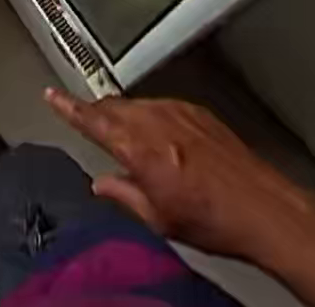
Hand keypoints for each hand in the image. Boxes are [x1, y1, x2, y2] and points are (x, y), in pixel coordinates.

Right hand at [42, 88, 301, 260]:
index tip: (53, 96)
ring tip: (124, 136)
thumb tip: (102, 184)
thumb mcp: (158, 218)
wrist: (261, 207)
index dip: (68, 107)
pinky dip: (150, 116)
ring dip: (123, 115)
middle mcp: (156, 122)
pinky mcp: (195, 110)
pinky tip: (160, 137)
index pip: (93, 120)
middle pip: (112, 107)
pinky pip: (161, 105)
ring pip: (135, 104)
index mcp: (140, 149)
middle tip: (85, 118)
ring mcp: (177, 111)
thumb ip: (123, 194)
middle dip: (96, 112)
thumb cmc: (214, 219)